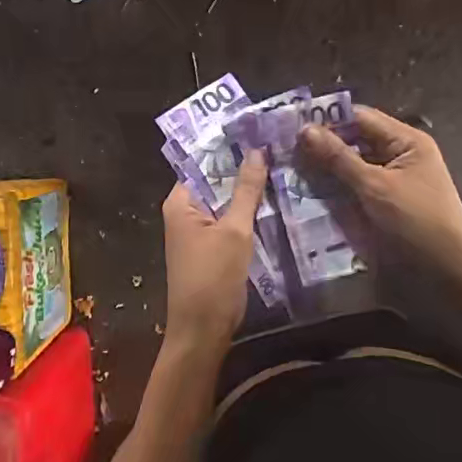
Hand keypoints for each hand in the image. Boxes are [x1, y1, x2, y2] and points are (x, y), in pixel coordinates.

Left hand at [161, 150, 267, 347]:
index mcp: (180, 201)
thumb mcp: (235, 231)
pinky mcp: (209, 246)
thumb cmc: (213, 279)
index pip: (203, 160)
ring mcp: (196, 229)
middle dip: (242, 166)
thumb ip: (246, 190)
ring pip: (224, 200)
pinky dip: (246, 211)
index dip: (228, 145)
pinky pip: (228, 219)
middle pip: (214, 179)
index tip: (258, 129)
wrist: (202, 332)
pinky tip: (272, 200)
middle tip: (277, 145)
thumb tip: (257, 151)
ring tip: (281, 165)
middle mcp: (183, 211)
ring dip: (247, 189)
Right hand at [298, 106, 461, 275]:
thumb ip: (338, 158)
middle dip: (321, 148)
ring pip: (350, 168)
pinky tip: (306, 197)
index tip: (289, 126)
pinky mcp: (383, 207)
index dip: (326, 120)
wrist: (449, 275)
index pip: (359, 118)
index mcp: (406, 141)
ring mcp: (391, 183)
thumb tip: (304, 130)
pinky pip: (353, 191)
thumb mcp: (375, 187)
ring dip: (324, 172)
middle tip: (281, 152)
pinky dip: (334, 192)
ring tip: (286, 173)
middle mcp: (399, 157)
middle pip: (353, 142)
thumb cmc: (417, 223)